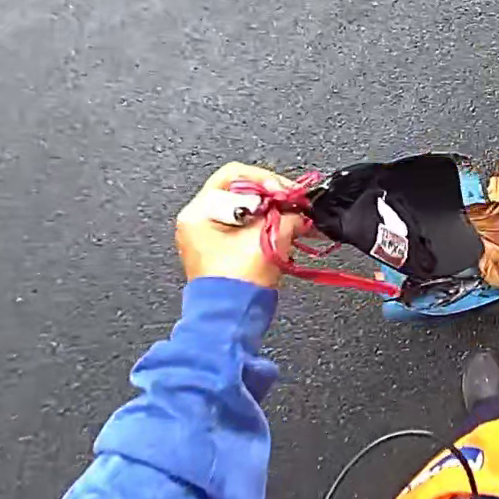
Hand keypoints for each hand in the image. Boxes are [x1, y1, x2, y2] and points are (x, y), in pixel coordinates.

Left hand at [175, 162, 305, 287]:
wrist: (231, 322)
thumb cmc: (239, 284)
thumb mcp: (269, 239)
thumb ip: (288, 217)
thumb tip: (300, 213)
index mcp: (199, 212)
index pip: (236, 176)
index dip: (267, 181)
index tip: (288, 193)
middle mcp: (198, 221)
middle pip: (241, 192)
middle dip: (273, 199)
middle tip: (294, 205)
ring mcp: (208, 237)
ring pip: (246, 211)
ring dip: (272, 214)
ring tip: (294, 221)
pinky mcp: (220, 252)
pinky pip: (245, 228)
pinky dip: (265, 229)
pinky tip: (284, 235)